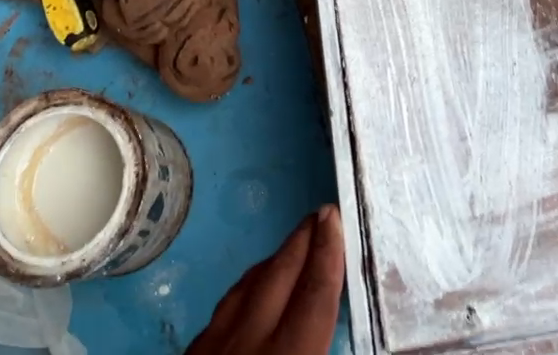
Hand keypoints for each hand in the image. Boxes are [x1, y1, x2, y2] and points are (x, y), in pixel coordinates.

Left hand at [188, 206, 344, 354]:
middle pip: (279, 277)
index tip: (332, 215)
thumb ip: (330, 350)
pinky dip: (246, 288)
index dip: (327, 253)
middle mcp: (248, 341)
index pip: (314, 293)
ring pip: (246, 286)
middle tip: (321, 215)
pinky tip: (254, 288)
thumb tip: (365, 320)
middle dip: (302, 241)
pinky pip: (223, 307)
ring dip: (275, 261)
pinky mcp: (193, 351)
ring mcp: (212, 345)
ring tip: (295, 246)